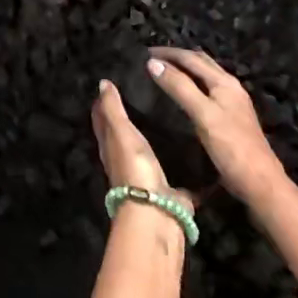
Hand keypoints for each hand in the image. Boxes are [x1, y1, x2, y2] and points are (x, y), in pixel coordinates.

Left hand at [91, 80, 190, 211]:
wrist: (157, 214)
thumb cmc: (135, 168)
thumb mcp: (121, 133)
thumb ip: (113, 109)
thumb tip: (101, 83)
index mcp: (110, 147)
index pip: (102, 120)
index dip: (103, 103)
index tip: (111, 84)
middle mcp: (124, 162)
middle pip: (122, 137)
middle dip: (128, 120)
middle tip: (144, 98)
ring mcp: (147, 177)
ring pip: (147, 153)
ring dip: (153, 140)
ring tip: (171, 120)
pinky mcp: (169, 190)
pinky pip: (175, 173)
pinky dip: (182, 164)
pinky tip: (196, 153)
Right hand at [146, 47, 285, 203]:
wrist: (260, 183)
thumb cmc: (231, 147)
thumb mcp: (202, 114)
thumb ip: (179, 87)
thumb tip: (153, 63)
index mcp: (224, 82)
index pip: (191, 58)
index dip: (167, 53)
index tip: (141, 53)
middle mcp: (229, 87)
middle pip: (200, 63)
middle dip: (175, 57)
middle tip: (150, 59)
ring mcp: (231, 103)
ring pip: (203, 77)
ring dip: (183, 70)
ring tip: (161, 72)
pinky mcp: (229, 118)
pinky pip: (204, 91)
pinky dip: (189, 85)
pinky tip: (179, 95)